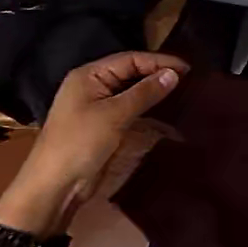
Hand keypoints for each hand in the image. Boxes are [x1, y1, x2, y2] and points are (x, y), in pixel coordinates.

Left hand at [0, 51, 187, 236]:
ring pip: (134, 94)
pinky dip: (151, 113)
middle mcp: (95, 87)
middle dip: (159, 77)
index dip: (159, 62)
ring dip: (157, 95)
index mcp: (90, 75)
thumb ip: (145, 92)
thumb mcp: (114, 115)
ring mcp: (100, 108)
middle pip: (132, 74)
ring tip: (186, 96)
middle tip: (192, 82)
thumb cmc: (80, 143)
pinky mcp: (107, 128)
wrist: (55, 187)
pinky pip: (133, 113)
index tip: (189, 69)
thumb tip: (174, 74)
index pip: (130, 59)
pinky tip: (171, 116)